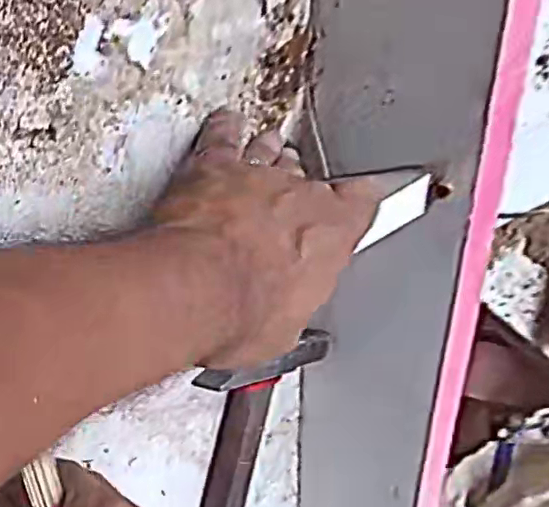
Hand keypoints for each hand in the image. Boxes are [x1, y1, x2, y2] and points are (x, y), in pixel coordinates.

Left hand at [152, 108, 386, 369]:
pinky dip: (220, 134)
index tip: (330, 220)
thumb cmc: (235, 315)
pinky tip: (220, 128)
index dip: (340, 213)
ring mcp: (255, 179)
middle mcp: (302, 197)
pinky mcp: (208, 172)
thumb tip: (267, 334)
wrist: (192, 294)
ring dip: (261, 159)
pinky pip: (219, 141)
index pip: (357, 209)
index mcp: (336, 233)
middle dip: (290, 190)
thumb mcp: (274, 336)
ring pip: (266, 158)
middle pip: (303, 183)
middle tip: (273, 202)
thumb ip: (281, 320)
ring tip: (261, 156)